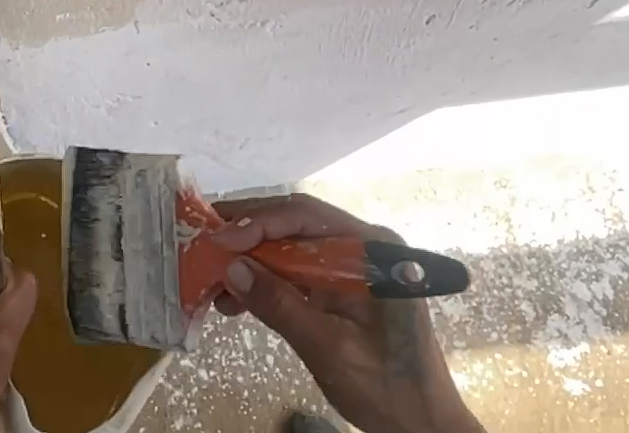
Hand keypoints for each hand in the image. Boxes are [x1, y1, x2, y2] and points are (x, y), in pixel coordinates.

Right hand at [212, 195, 483, 432]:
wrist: (422, 428)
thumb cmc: (386, 387)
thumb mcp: (330, 348)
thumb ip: (281, 305)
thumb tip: (232, 268)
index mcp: (371, 247)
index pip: (306, 217)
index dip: (259, 223)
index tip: (221, 239)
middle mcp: (361, 245)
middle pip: (295, 223)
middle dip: (248, 231)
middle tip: (205, 234)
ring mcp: (351, 264)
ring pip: (290, 244)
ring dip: (251, 258)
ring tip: (214, 274)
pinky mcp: (340, 286)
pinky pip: (295, 269)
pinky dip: (264, 280)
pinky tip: (234, 298)